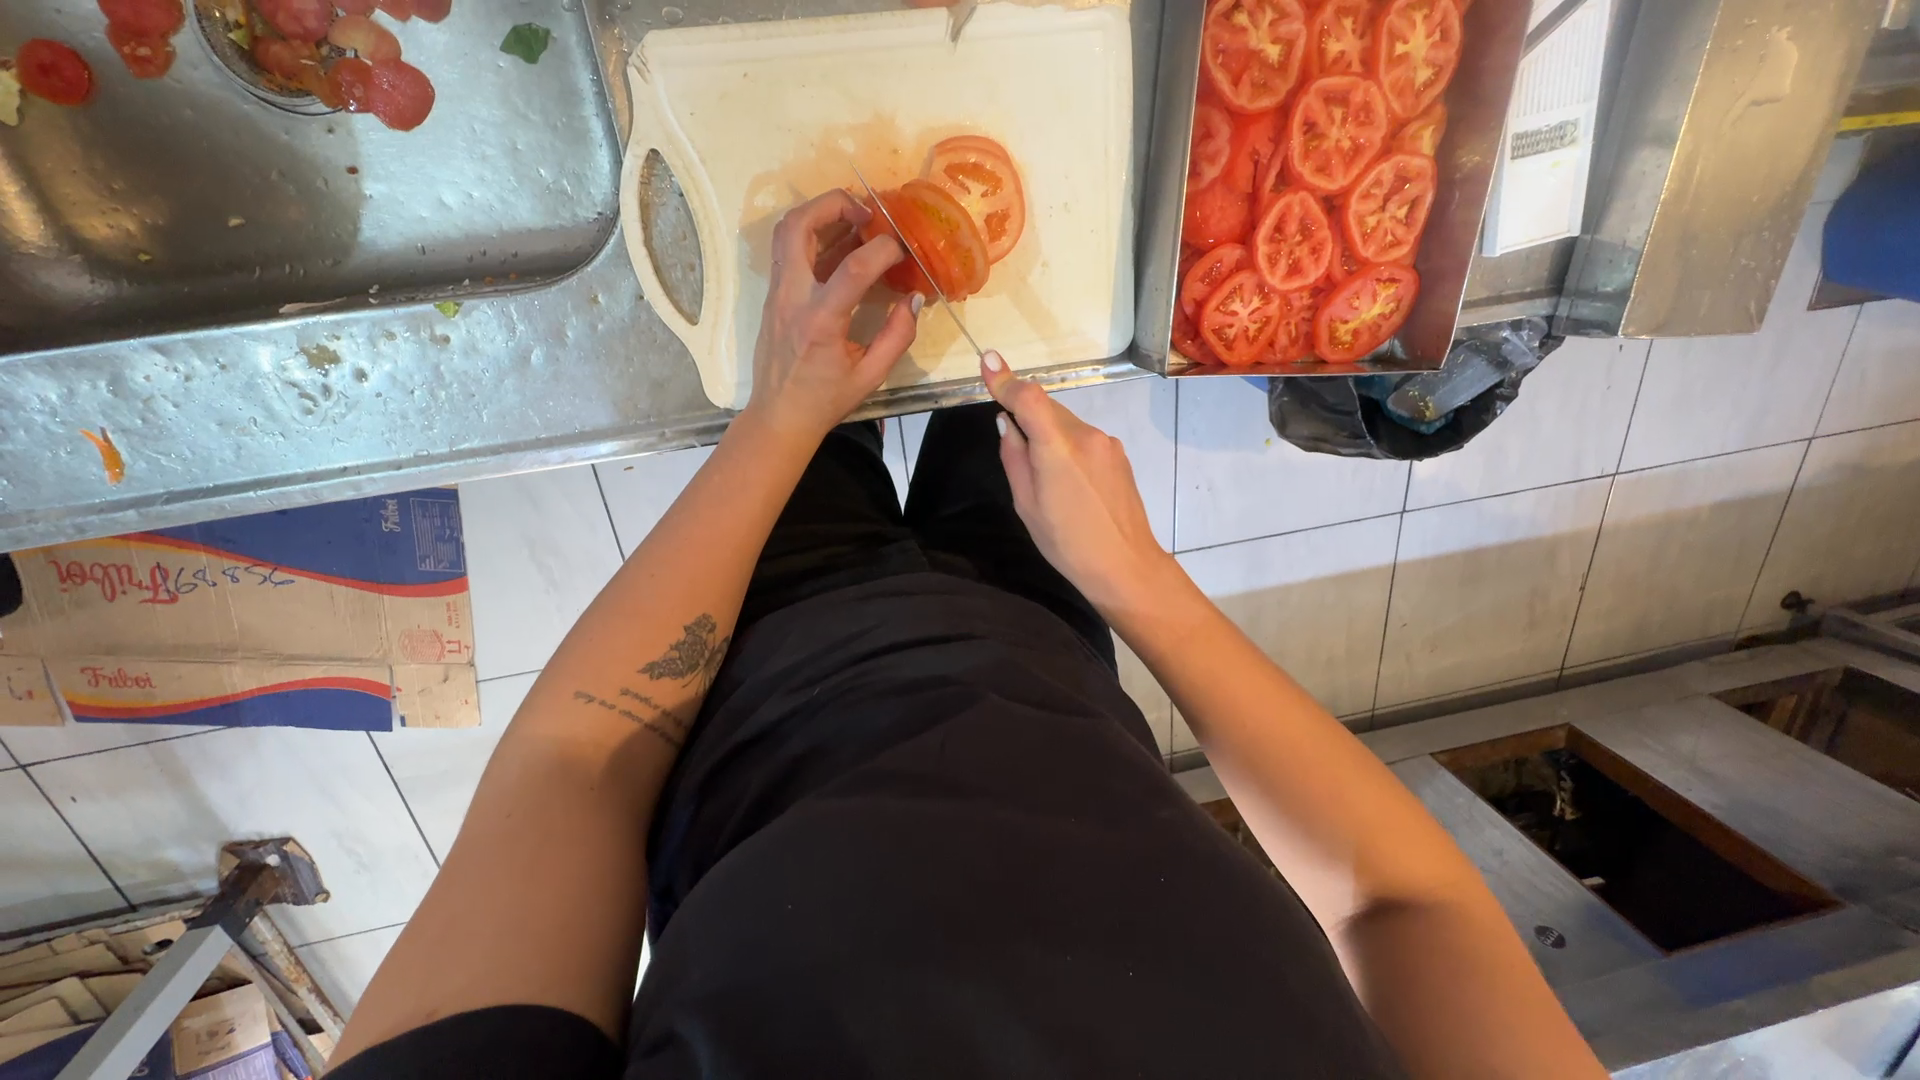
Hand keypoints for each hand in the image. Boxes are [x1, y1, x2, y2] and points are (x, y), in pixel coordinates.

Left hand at [742, 190, 920, 445]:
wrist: (779, 415)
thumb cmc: (826, 400)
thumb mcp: (871, 376)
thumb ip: (897, 336)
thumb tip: (912, 298)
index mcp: (820, 323)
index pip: (853, 268)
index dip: (882, 250)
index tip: (901, 250)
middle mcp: (792, 299)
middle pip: (798, 226)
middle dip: (833, 204)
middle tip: (867, 212)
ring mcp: (776, 294)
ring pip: (786, 231)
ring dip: (819, 214)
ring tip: (854, 221)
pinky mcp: (773, 295)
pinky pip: (788, 251)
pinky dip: (813, 235)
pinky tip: (840, 245)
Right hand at [981, 353, 1176, 617]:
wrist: (1124, 564)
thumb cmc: (1066, 542)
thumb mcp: (1026, 504)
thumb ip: (1014, 458)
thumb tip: (1007, 423)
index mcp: (1057, 448)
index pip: (1028, 398)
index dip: (1006, 379)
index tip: (988, 361)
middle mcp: (1085, 435)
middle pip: (1047, 411)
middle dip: (1029, 423)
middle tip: (1023, 464)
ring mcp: (1106, 442)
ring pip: (1065, 426)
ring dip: (1051, 440)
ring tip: (1053, 486)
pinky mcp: (1118, 453)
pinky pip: (1083, 440)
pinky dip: (1070, 450)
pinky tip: (1074, 487)